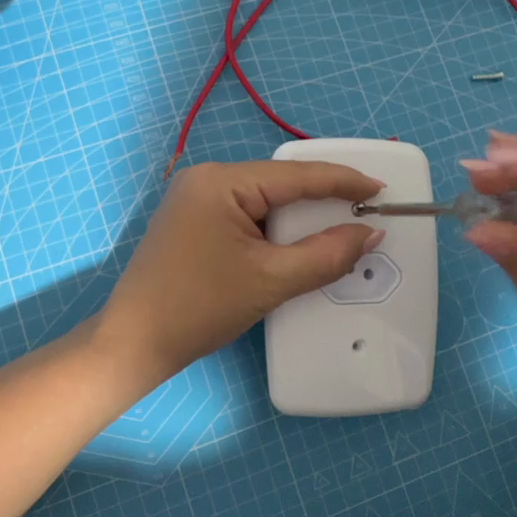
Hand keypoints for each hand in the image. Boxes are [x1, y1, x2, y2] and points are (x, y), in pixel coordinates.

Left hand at [95, 161, 383, 381]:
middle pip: (279, 184)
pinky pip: (247, 216)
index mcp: (221, 182)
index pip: (295, 174)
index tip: (381, 189)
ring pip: (265, 202)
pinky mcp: (193, 222)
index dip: (342, 181)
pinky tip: (297, 248)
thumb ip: (326, 255)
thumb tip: (369, 233)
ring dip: (298, 221)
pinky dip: (275, 232)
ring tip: (337, 237)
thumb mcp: (271, 281)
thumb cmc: (199, 306)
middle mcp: (206, 180)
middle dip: (321, 203)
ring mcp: (195, 200)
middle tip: (364, 217)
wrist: (135, 342)